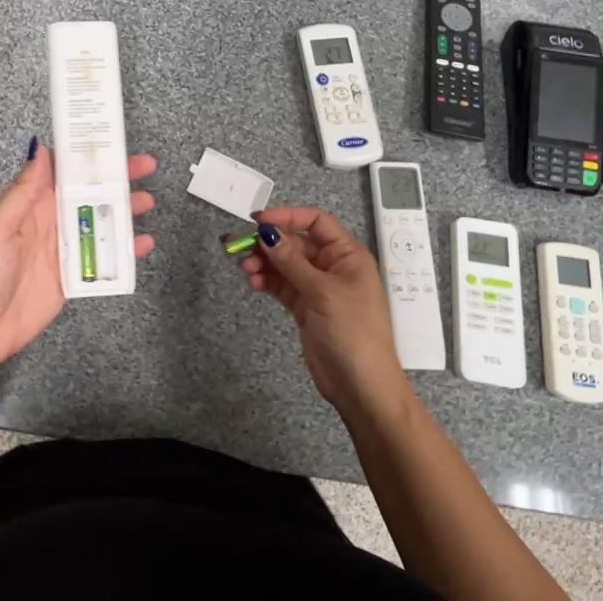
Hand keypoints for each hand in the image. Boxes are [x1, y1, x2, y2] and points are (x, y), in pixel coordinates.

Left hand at [0, 143, 156, 367]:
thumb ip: (22, 193)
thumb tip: (41, 150)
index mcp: (26, 205)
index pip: (61, 171)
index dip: (86, 156)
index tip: (112, 141)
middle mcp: (47, 223)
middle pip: (86, 194)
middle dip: (116, 179)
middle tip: (145, 166)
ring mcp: (60, 251)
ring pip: (98, 223)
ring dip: (123, 210)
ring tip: (148, 201)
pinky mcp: (70, 279)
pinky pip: (102, 259)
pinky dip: (124, 251)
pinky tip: (143, 244)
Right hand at [238, 206, 403, 411]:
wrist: (361, 386)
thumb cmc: (352, 332)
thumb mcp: (323, 292)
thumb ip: (292, 261)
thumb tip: (267, 233)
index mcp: (347, 255)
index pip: (315, 222)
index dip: (287, 217)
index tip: (258, 221)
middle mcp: (333, 266)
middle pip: (296, 243)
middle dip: (269, 244)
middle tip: (240, 247)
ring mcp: (318, 288)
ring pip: (285, 265)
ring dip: (264, 263)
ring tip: (246, 270)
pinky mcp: (305, 308)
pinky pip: (282, 285)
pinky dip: (267, 282)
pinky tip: (254, 284)